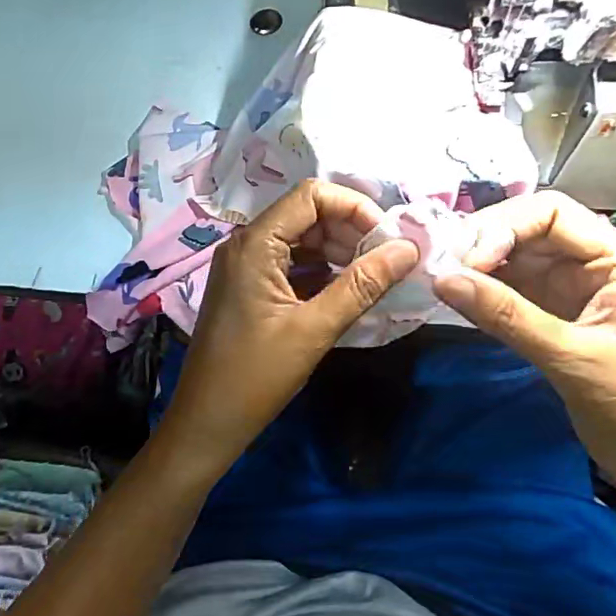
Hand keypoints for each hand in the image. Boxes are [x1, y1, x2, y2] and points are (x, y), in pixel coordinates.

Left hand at [160, 180, 419, 473]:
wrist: (207, 420)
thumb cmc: (255, 375)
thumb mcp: (314, 329)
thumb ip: (362, 285)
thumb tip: (408, 249)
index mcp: (254, 244)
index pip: (310, 195)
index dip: (354, 207)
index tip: (387, 239)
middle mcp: (245, 244)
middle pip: (305, 214)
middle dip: (349, 230)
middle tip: (386, 262)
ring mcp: (243, 266)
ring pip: (299, 239)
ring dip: (337, 251)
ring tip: (372, 278)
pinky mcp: (247, 287)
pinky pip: (288, 263)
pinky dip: (319, 270)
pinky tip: (345, 291)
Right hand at [432, 191, 615, 490]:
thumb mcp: (574, 360)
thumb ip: (506, 316)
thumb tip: (441, 278)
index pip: (554, 214)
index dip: (505, 227)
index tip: (468, 261)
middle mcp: (600, 270)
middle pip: (532, 232)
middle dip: (485, 243)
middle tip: (444, 268)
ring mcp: (580, 296)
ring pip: (520, 262)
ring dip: (481, 267)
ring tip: (442, 280)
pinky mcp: (563, 322)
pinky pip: (518, 293)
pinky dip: (488, 293)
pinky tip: (460, 298)